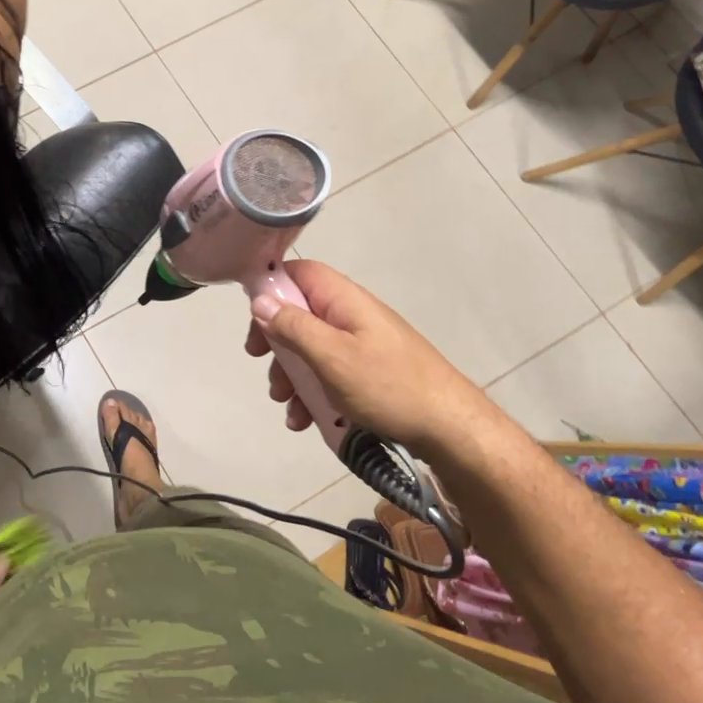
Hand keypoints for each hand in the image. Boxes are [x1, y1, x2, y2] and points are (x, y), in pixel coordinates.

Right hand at [244, 260, 506, 462]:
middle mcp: (352, 315)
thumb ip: (293, 326)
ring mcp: (361, 345)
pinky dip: (311, 393)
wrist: (450, 429)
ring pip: (310, 349)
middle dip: (276, 342)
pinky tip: (304, 419)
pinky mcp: (367, 372)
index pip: (299, 272)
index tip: (253, 320)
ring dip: (291, 374)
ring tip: (286, 405)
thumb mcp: (332, 356)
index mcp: (344, 300)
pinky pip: (327, 374)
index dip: (271, 288)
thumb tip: (260, 300)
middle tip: (261, 363)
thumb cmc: (389, 386)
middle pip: (299, 313)